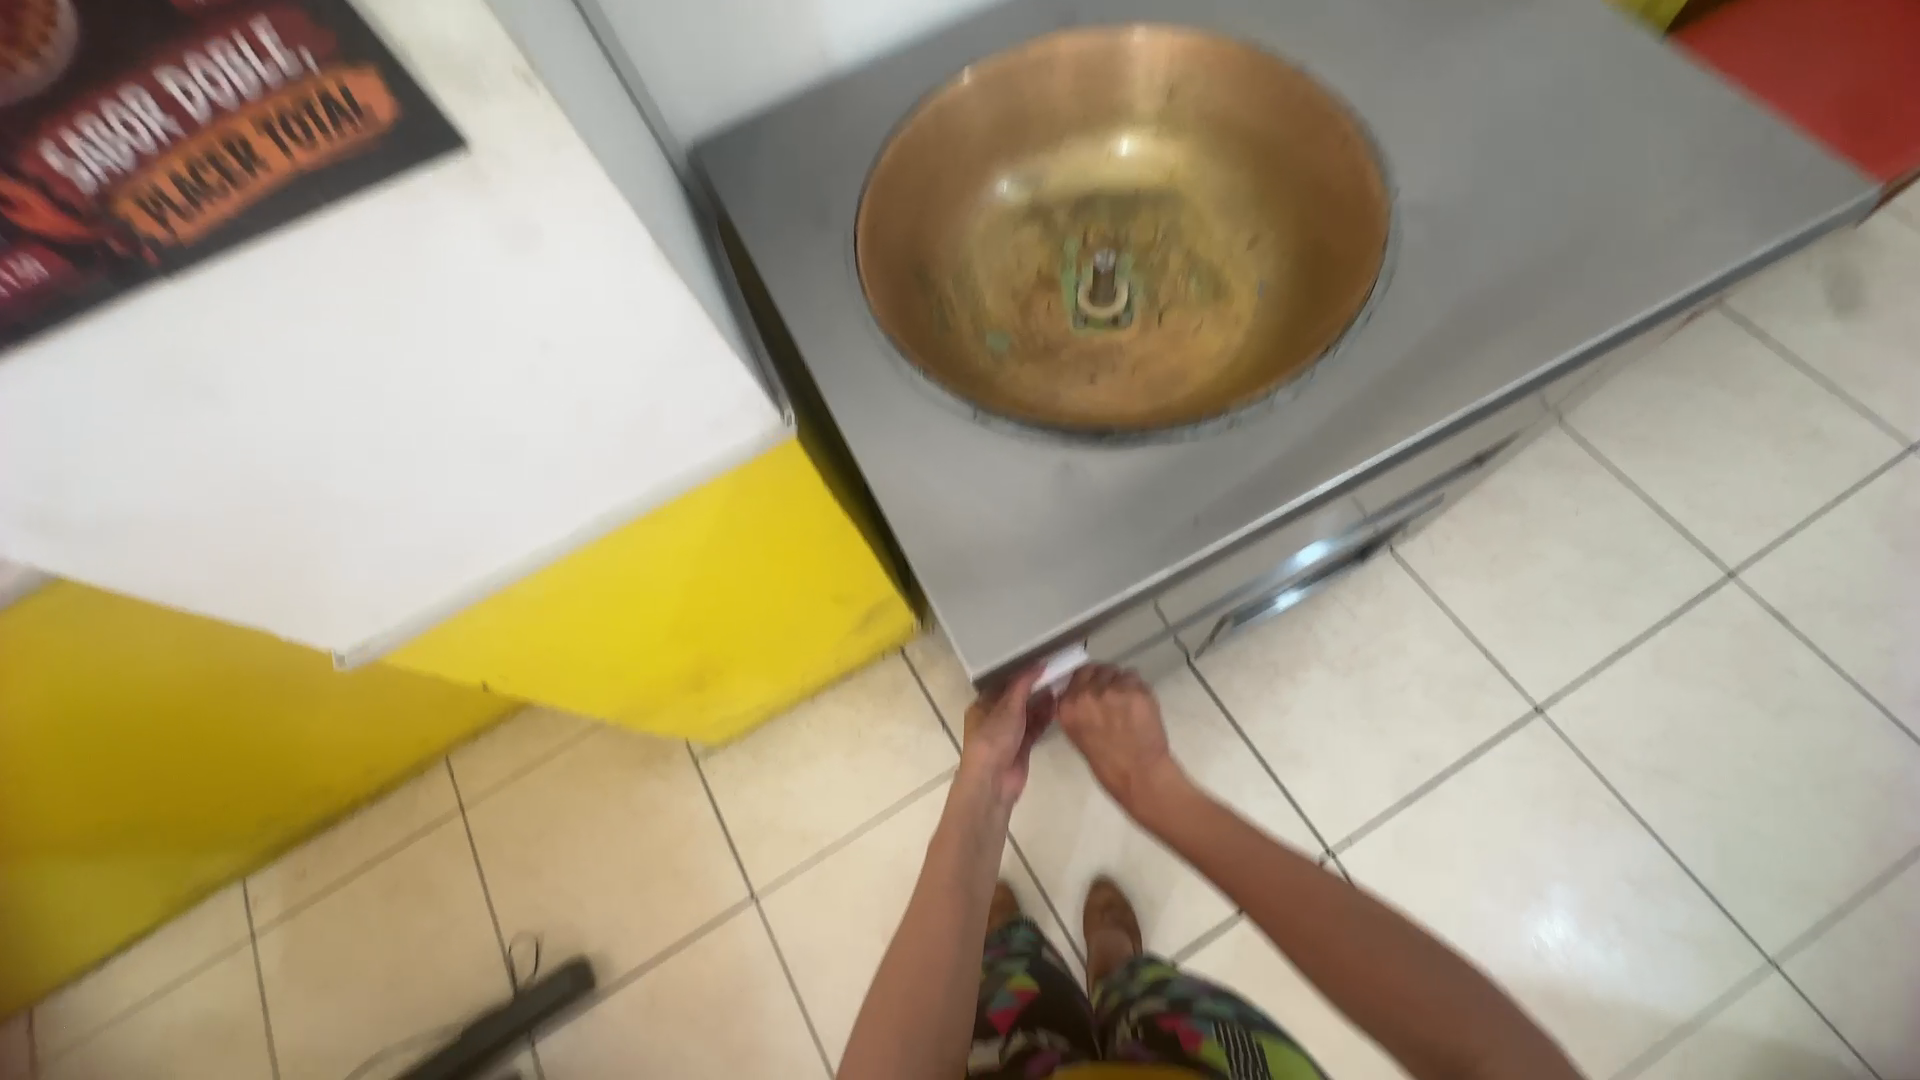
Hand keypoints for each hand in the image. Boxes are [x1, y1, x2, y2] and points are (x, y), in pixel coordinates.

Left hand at [960, 667, 1047, 808]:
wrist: (993, 780)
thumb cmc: (994, 738)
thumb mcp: (1008, 707)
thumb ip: (1023, 684)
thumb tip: (1039, 663)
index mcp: (983, 705)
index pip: (1003, 684)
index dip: (1021, 674)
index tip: (1041, 663)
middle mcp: (994, 718)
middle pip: (1017, 699)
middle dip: (1034, 688)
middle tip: (1056, 674)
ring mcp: (1008, 734)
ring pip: (1027, 713)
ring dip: (1042, 702)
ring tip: (1061, 687)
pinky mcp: (1022, 746)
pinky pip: (1035, 728)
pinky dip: (1045, 718)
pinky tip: (1058, 706)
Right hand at [1056, 665, 1187, 816]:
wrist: (1137, 774)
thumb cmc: (1107, 761)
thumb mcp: (1077, 733)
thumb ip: (1077, 708)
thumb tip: (1084, 690)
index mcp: (1068, 706)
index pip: (1078, 674)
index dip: (1090, 679)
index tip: (1097, 687)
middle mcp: (1086, 693)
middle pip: (1098, 669)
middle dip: (1107, 678)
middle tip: (1116, 694)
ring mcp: (1112, 690)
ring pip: (1119, 672)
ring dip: (1124, 683)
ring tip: (1130, 703)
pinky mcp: (1135, 690)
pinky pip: (1136, 678)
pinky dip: (1139, 689)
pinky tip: (1140, 706)